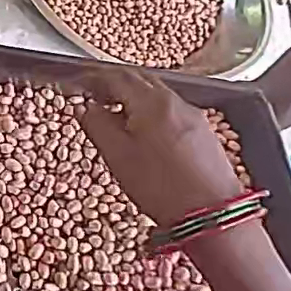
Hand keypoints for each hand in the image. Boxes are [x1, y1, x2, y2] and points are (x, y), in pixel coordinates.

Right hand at [78, 66, 245, 227]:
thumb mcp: (116, 155)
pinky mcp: (203, 130)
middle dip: (113, 82)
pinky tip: (140, 127)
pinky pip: (169, 108)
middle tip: (92, 94)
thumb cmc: (158, 185)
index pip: (116, 77)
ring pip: (156, 92)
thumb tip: (83, 107)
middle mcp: (174, 101)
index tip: (77, 85)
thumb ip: (96, 124)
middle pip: (139, 79)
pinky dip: (149, 108)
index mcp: (150, 103)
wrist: (212, 213)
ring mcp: (192, 115)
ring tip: (112, 111)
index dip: (93, 77)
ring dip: (132, 94)